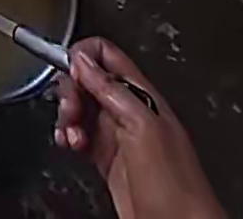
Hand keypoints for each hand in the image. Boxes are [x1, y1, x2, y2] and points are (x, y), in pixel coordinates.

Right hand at [54, 37, 225, 218]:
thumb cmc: (174, 188)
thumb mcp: (142, 128)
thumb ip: (111, 89)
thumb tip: (82, 59)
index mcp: (140, 96)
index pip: (105, 55)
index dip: (83, 56)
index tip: (72, 74)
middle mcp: (128, 111)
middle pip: (87, 80)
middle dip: (71, 91)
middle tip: (71, 111)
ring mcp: (118, 136)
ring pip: (81, 107)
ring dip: (68, 116)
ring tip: (71, 136)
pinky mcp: (108, 159)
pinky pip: (79, 134)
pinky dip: (68, 135)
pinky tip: (69, 145)